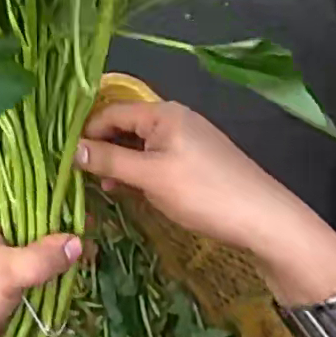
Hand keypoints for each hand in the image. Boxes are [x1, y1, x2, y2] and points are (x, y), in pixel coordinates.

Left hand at [0, 173, 81, 336]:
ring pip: (25, 216)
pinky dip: (43, 242)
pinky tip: (70, 248)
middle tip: (84, 199)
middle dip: (50, 198)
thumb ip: (44, 256)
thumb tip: (79, 241)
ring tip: (84, 223)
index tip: (65, 167)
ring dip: (50, 223)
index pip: (5, 164)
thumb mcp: (9, 272)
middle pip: (20, 191)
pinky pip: (24, 237)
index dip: (34, 163)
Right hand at [73, 101, 335, 301]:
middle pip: (124, 127)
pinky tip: (131, 191)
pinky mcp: (197, 161)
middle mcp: (174, 118)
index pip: (110, 112)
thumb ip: (108, 161)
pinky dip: (140, 172)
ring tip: (103, 188)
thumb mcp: (150, 178)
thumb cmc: (205, 193)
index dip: (86, 132)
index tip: (65, 157)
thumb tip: (70, 150)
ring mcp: (187, 139)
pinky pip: (156, 158)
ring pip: (139, 145)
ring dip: (119, 164)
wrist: (270, 224)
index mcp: (162, 113)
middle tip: (81, 176)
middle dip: (101, 149)